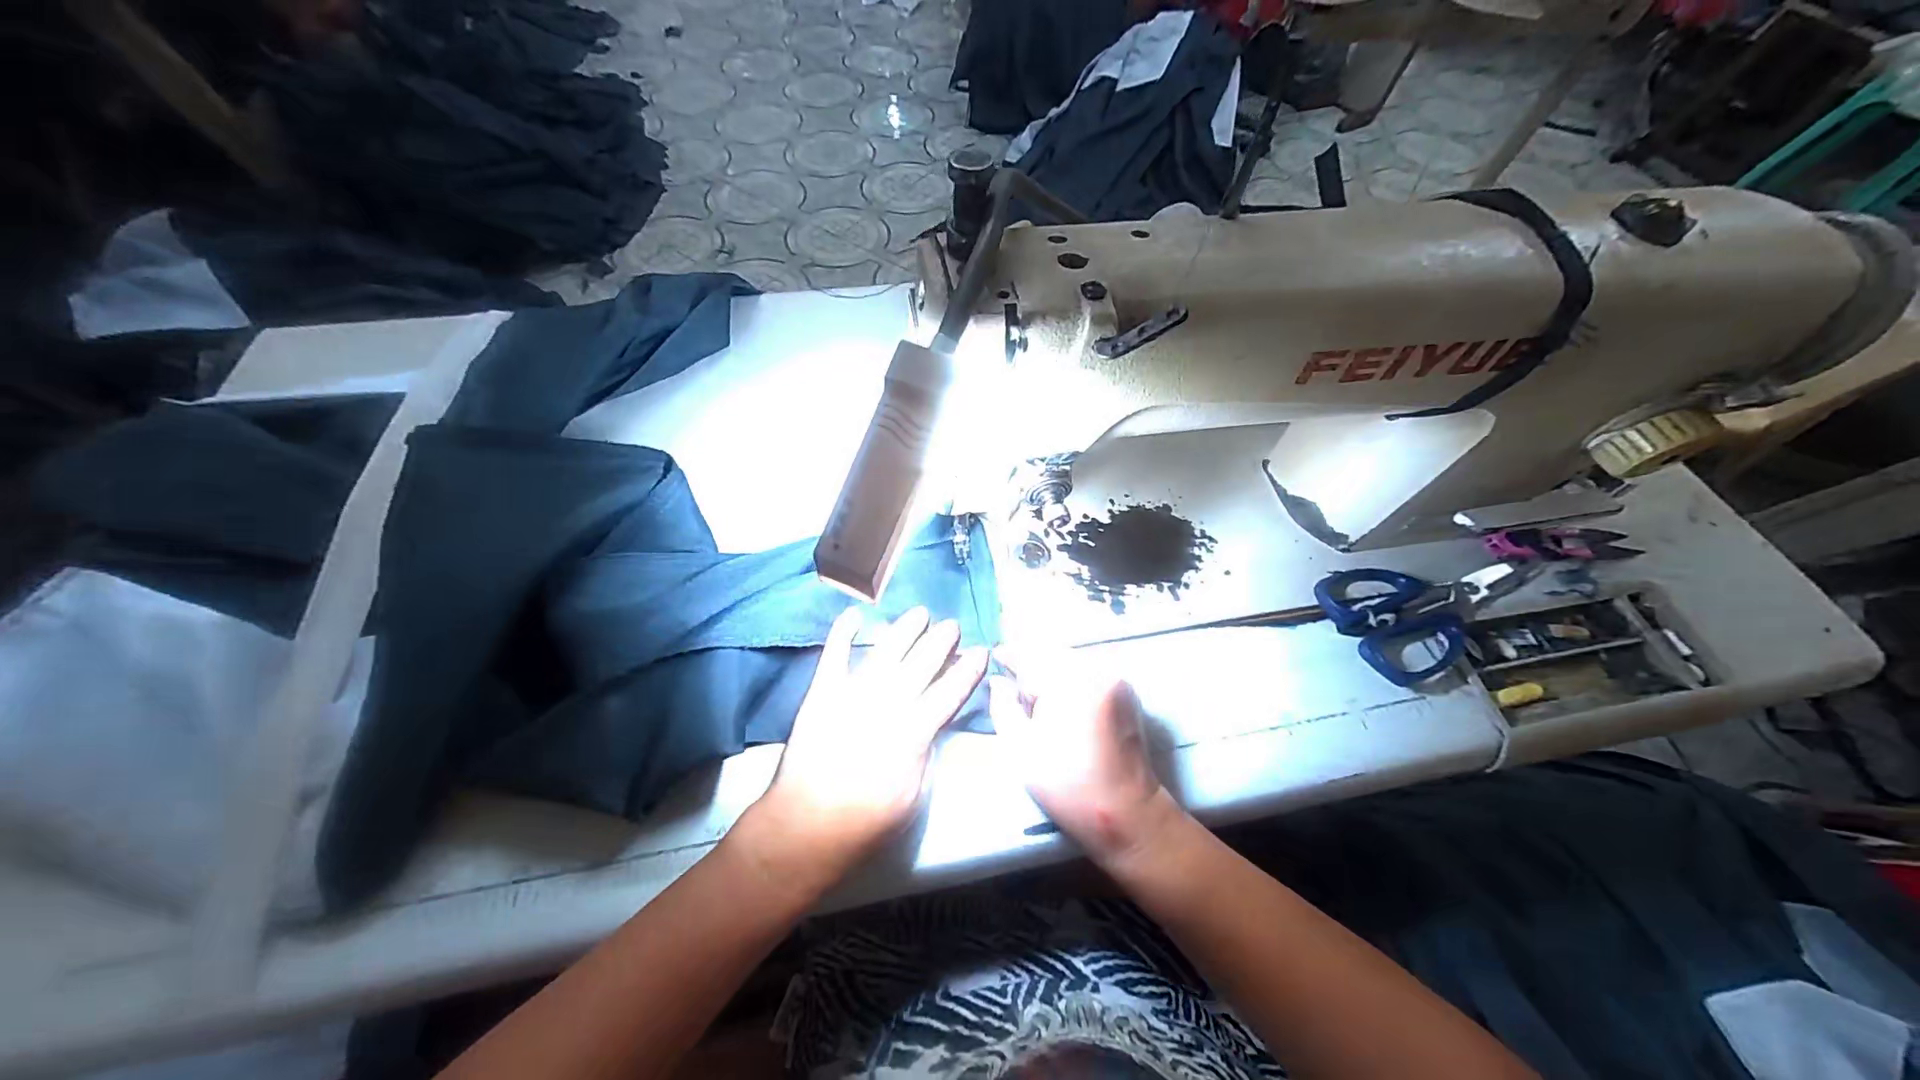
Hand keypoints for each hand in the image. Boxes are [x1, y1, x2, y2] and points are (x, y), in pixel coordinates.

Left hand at [738, 607, 986, 892]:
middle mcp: (889, 703)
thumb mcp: (914, 793)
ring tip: (920, 613)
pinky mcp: (822, 691)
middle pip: (922, 663)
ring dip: (906, 629)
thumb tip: (932, 725)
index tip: (980, 652)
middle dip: (941, 641)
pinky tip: (855, 614)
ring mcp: (854, 693)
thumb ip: (925, 752)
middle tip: (952, 625)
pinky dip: (844, 632)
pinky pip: (835, 654)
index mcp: (915, 730)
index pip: (950, 692)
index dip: (968, 670)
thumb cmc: (867, 820)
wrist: (808, 823)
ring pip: (887, 651)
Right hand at [989, 652, 1188, 868]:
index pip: (1032, 656)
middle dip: (1031, 661)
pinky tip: (1060, 697)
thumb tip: (998, 681)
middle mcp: (1097, 671)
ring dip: (1051, 667)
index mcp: (1071, 684)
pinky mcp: (1126, 690)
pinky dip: (1071, 676)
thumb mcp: (1020, 748)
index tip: (996, 656)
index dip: (1010, 655)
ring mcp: (1116, 679)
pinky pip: (1090, 670)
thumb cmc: (1068, 786)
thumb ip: (1003, 706)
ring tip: (1035, 690)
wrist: (1127, 812)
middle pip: (1053, 653)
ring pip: (1072, 659)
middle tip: (1011, 676)